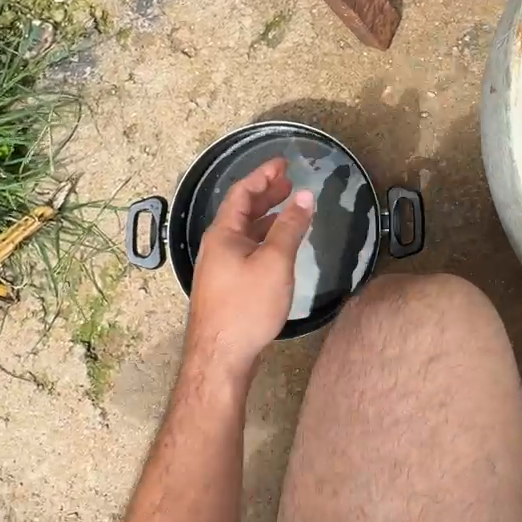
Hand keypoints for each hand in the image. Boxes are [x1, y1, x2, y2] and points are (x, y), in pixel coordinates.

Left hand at [182, 157, 312, 381]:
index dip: (263, 174)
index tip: (283, 163)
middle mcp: (217, 246)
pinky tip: (279, 244)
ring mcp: (220, 267)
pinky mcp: (226, 286)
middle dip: (266, 192)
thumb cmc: (246, 306)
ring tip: (290, 207)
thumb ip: (290, 227)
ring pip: (244, 230)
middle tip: (290, 181)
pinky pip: (246, 248)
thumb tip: (304, 196)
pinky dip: (265, 237)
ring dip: (267, 215)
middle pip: (241, 209)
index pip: (242, 192)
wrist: (220, 359)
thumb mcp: (274, 262)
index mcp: (223, 233)